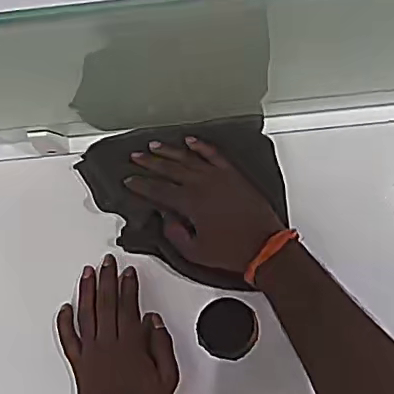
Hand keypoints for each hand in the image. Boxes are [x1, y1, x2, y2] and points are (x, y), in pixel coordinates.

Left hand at [58, 256, 180, 393]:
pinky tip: (65, 308)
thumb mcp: (168, 378)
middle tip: (107, 262)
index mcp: (130, 346)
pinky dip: (65, 322)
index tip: (128, 273)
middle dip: (107, 280)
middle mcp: (108, 345)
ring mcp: (90, 354)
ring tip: (88, 273)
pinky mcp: (79, 364)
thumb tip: (153, 321)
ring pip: (86, 315)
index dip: (128, 287)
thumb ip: (162, 346)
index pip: (128, 307)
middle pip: (106, 304)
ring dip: (86, 292)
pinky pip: (69, 339)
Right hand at [124, 137, 285, 275]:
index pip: (157, 189)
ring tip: (154, 146)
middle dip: (149, 162)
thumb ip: (174, 234)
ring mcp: (219, 177)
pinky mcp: (233, 175)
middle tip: (135, 157)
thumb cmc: (232, 251)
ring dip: (169, 151)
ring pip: (188, 158)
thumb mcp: (194, 251)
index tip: (129, 180)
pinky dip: (201, 146)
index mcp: (190, 202)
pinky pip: (214, 154)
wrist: (265, 247)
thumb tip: (167, 219)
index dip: (140, 184)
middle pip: (169, 168)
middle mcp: (202, 184)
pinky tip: (190, 141)